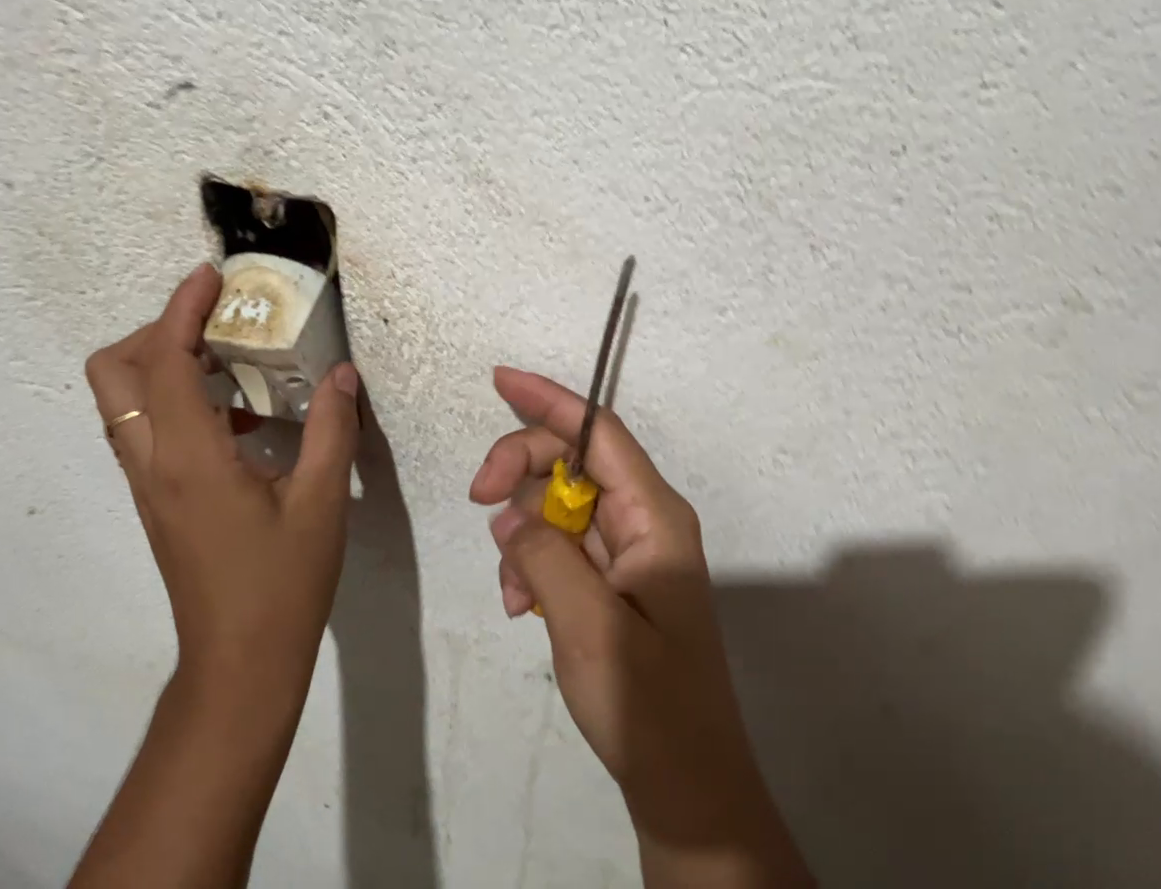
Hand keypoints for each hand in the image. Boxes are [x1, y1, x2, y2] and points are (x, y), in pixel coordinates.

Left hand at [83, 261, 359, 680]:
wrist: (239, 660)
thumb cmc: (283, 583)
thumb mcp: (322, 503)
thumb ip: (331, 429)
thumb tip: (340, 373)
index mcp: (189, 459)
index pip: (164, 362)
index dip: (182, 310)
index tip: (211, 278)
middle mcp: (152, 464)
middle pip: (114, 372)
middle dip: (157, 331)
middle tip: (217, 326)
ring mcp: (148, 485)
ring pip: (124, 402)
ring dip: (164, 365)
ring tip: (232, 363)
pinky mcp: (157, 502)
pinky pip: (146, 430)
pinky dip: (177, 401)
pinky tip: (241, 420)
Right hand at [470, 367, 811, 887]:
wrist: (684, 780)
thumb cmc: (647, 703)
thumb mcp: (588, 625)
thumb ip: (545, 555)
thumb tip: (511, 514)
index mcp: (656, 518)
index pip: (600, 433)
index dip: (550, 401)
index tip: (498, 380)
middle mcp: (646, 524)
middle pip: (573, 464)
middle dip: (521, 471)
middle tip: (477, 501)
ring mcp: (630, 556)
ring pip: (560, 509)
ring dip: (523, 534)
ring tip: (512, 592)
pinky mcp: (614, 587)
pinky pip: (562, 551)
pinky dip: (532, 566)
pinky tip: (519, 605)